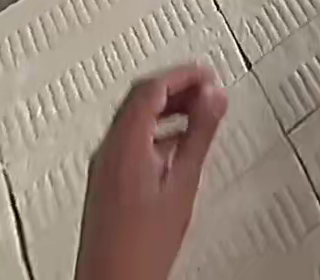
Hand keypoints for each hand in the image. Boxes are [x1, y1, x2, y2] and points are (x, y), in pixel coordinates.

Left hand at [76, 64, 228, 279]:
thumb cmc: (142, 245)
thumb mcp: (183, 181)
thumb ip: (201, 132)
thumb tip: (215, 96)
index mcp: (125, 143)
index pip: (152, 88)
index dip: (183, 74)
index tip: (208, 74)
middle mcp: (109, 150)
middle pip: (141, 97)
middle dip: (177, 85)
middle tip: (206, 86)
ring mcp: (105, 166)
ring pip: (136, 116)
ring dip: (168, 105)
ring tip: (199, 108)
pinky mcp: (108, 180)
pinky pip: (132, 136)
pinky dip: (159, 126)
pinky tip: (180, 140)